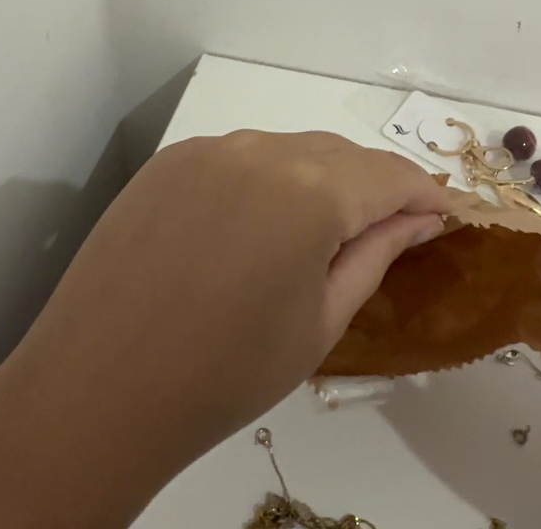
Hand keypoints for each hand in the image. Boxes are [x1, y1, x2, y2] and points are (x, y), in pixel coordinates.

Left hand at [0, 130, 451, 527]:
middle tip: (396, 226)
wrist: (94, 390)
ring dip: (323, 179)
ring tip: (329, 228)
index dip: (425, 194)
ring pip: (292, 150)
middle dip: (377, 185)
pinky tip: (264, 222)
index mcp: (311, 192)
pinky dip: (271, 179)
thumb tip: (422, 217)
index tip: (446, 216)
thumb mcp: (321, 320)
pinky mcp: (170, 161)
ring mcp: (209, 150)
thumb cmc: (225, 373)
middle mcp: (262, 150)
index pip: (391, 176)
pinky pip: (242, 157)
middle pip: (342, 155)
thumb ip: (377, 253)